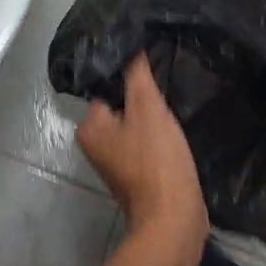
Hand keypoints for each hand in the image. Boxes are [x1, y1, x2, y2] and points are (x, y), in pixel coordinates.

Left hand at [78, 54, 206, 243]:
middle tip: (165, 84)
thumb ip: (137, 75)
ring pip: (136, 124)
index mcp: (90, 127)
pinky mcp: (138, 173)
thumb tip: (130, 46)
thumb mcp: (148, 108)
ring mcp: (117, 161)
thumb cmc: (156, 160)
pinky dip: (159, 135)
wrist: (174, 219)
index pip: (106, 85)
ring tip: (173, 104)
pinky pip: (147, 142)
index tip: (150, 61)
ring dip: (153, 116)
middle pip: (121, 105)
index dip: (129, 73)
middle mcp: (96, 143)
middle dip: (143, 96)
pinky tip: (175, 130)